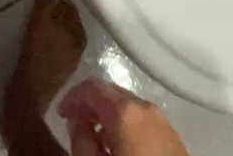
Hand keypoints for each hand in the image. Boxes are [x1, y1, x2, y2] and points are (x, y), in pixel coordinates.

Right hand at [57, 78, 191, 155]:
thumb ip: (82, 142)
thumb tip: (78, 123)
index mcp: (125, 111)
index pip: (92, 87)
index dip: (72, 97)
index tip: (61, 115)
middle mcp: (144, 105)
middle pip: (111, 92)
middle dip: (90, 104)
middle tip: (73, 123)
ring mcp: (162, 118)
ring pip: (127, 105)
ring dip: (107, 114)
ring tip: (93, 137)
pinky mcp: (172, 134)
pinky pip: (141, 119)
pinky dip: (125, 124)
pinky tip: (118, 145)